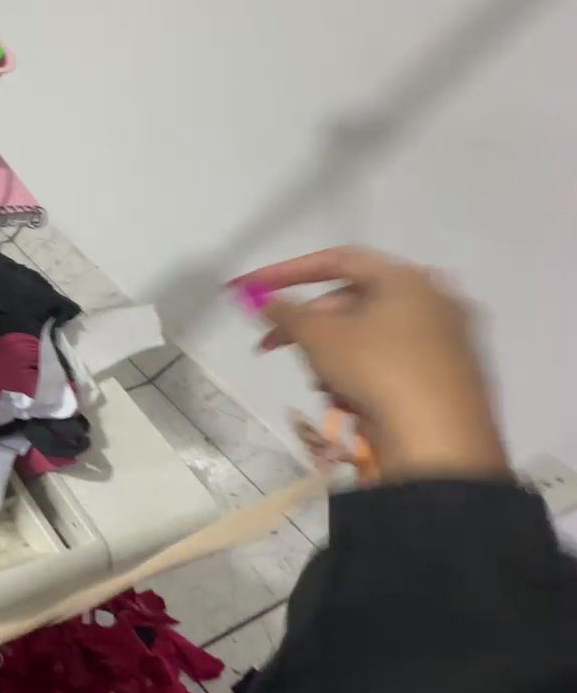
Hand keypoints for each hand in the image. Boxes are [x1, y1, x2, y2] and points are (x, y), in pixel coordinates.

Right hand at [234, 246, 507, 481]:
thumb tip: (263, 300)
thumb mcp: (317, 336)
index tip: (244, 288)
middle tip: (269, 344)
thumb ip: (284, 311)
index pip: (335, 260)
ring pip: (364, 327)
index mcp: (407, 279)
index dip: (283, 271)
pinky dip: (355, 362)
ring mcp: (446, 331)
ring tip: (313, 376)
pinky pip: (385, 350)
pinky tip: (341, 389)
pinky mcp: (447, 363)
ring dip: (326, 347)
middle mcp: (433, 296)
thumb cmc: (376, 369)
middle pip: (349, 297)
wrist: (439, 433)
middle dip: (304, 321)